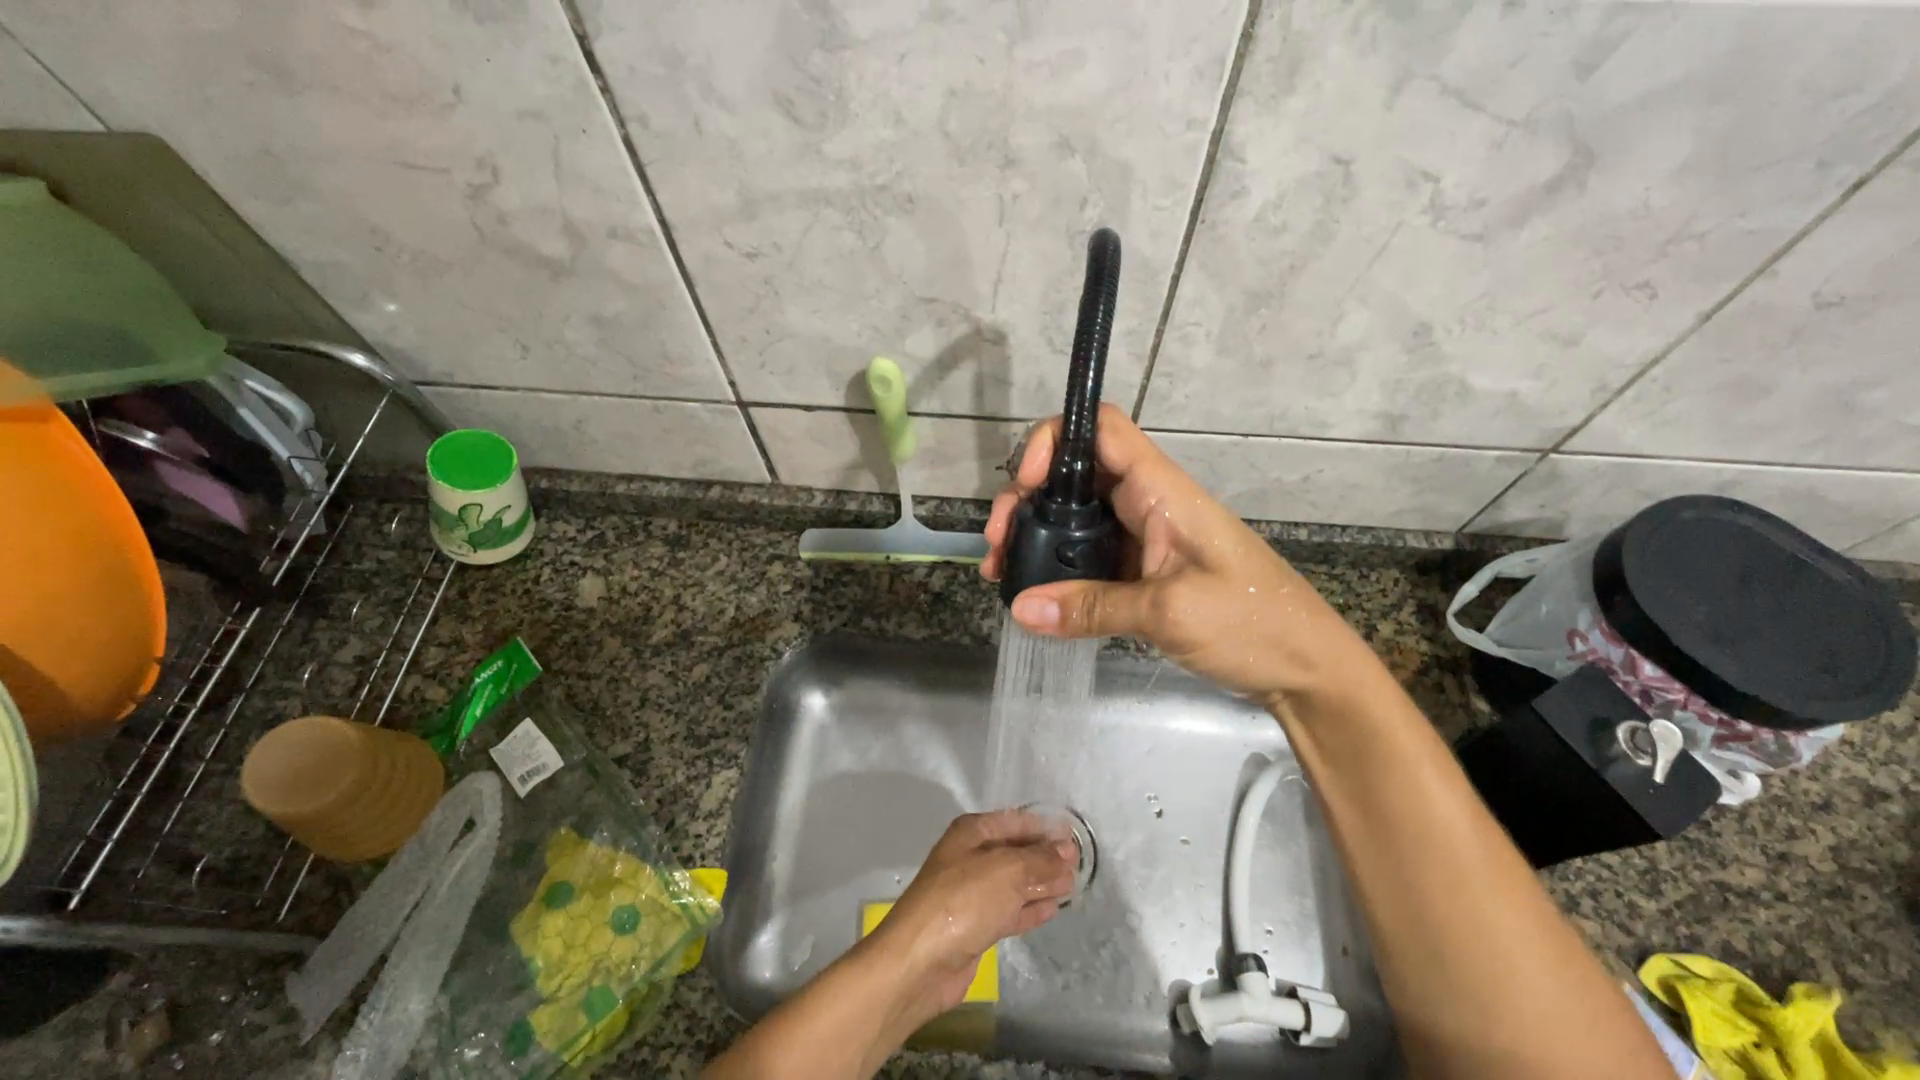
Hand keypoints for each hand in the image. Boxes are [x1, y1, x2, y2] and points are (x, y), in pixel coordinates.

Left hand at [865, 810, 1076, 1015]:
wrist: (921, 960)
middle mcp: (970, 858)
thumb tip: (1067, 852)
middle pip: (1014, 852)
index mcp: (971, 834)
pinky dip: (1030, 908)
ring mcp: (971, 894)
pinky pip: (1009, 910)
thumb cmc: (964, 901)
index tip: (1073, 837)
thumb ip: (1040, 860)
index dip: (1042, 827)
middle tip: (1079, 863)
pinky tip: (1053, 908)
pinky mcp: (975, 926)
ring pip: (1014, 883)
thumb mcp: (1008, 871)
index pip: (1013, 821)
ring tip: (1072, 884)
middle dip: (1044, 856)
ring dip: (1041, 883)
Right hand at [982, 404, 1373, 704]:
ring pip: (1076, 517)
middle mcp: (1148, 504)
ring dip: (1035, 534)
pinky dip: (1057, 567)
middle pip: (1074, 473)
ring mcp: (1144, 539)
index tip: (1024, 484)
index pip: (1102, 429)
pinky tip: (1033, 593)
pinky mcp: (1143, 572)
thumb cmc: (1253, 624)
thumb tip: (1020, 607)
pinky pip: (1089, 556)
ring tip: (1000, 569)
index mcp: (1162, 490)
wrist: (1304, 668)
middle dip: (1026, 497)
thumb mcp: (1169, 613)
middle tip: (996, 542)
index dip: (1055, 440)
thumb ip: (1092, 607)